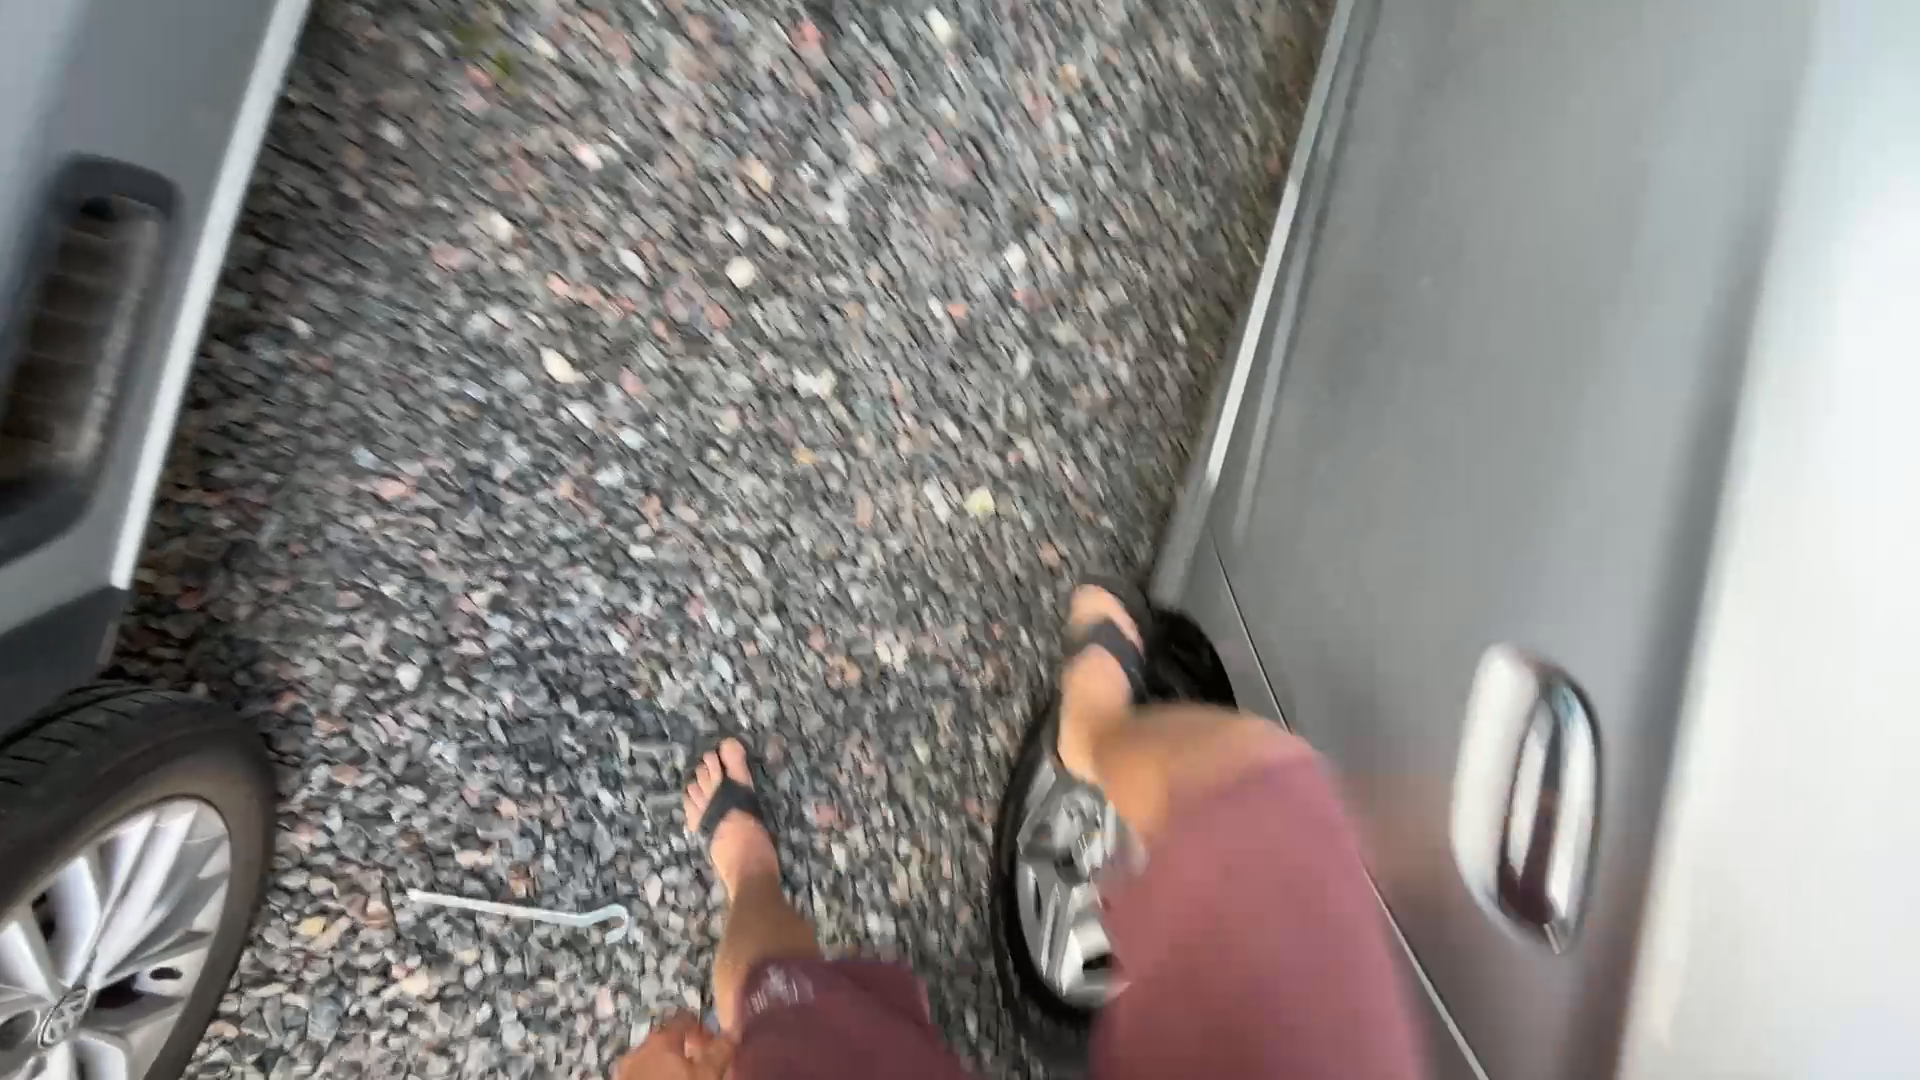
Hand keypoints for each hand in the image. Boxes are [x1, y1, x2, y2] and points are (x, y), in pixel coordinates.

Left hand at [612, 1012, 735, 1078]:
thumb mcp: (707, 1075)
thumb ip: (722, 1050)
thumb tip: (734, 1030)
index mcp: (661, 1039)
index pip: (686, 1020)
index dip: (703, 1030)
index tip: (714, 1045)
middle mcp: (639, 1049)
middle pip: (667, 1041)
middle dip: (684, 1051)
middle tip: (699, 1068)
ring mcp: (624, 1073)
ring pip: (652, 1062)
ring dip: (667, 1069)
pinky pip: (641, 1077)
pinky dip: (654, 1079)